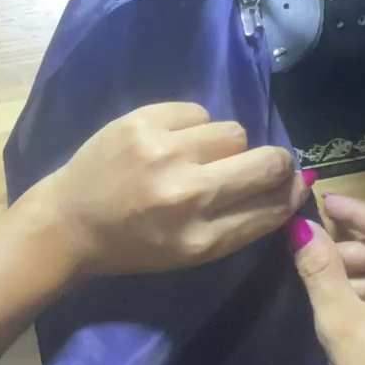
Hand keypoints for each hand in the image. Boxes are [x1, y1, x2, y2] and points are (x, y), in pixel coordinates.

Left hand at [24, 102, 310, 276]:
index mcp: (201, 240)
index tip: (292, 185)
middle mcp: (187, 195)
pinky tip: (170, 143)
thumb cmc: (133, 245)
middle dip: (273, 163)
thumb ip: (242, 222)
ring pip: (234, 131)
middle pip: (267, 163)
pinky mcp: (142, 121)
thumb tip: (295, 184)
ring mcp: (163, 153)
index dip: (291, 193)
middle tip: (258, 165)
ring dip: (224, 145)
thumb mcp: (189, 253)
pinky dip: (193, 127)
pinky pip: (199, 112)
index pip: (273, 208)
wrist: (69, 222)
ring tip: (197, 158)